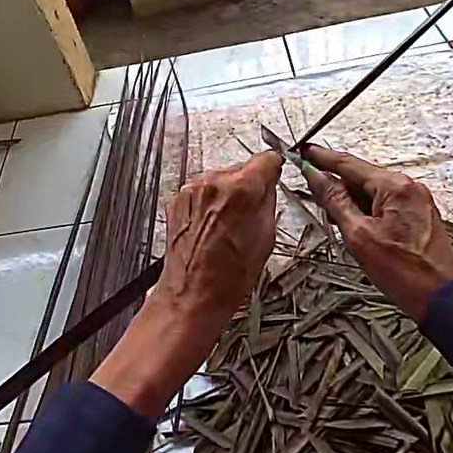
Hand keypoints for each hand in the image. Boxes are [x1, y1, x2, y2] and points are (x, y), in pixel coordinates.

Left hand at [91, 150, 282, 417]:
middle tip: (250, 212)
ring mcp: (192, 190)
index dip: (273, 168)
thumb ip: (268, 200)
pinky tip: (213, 228)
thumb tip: (269, 182)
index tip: (274, 173)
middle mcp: (213, 183)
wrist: (193, 293)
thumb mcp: (267, 236)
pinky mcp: (178, 200)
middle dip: (248, 186)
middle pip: (241, 168)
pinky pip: (202, 192)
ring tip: (229, 226)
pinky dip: (209, 204)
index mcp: (242, 188)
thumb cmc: (228, 276)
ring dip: (226, 194)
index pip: (266, 158)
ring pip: (220, 179)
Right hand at [302, 144, 452, 320]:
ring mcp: (415, 201)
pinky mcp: (417, 215)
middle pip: (361, 177)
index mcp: (395, 186)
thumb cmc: (404, 271)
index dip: (323, 157)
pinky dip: (366, 210)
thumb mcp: (358, 235)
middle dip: (336, 185)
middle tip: (314, 194)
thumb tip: (316, 177)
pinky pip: (384, 203)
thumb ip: (335, 201)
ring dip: (350, 201)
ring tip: (335, 220)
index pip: (350, 164)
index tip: (305, 151)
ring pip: (372, 192)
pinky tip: (355, 226)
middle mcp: (408, 187)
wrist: (442, 298)